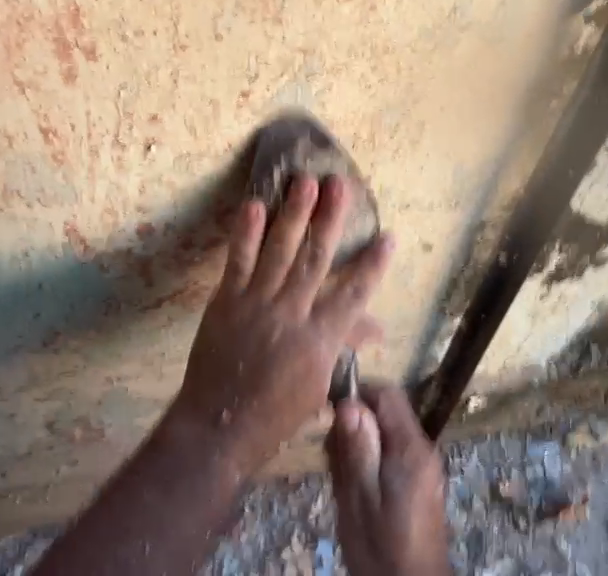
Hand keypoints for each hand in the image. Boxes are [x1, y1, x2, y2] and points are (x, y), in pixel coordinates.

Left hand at [168, 175, 392, 476]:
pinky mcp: (226, 301)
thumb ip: (344, 346)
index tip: (387, 235)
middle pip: (316, 258)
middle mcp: (292, 314)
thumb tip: (376, 326)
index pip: (354, 294)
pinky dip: (245, 233)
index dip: (372, 264)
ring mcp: (257, 304)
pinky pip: (238, 261)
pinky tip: (253, 205)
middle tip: (339, 183)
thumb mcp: (319, 384)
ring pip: (280, 251)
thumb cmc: (276, 412)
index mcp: (320, 340)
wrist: (220, 425)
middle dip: (329, 218)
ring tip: (304, 181)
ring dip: (293, 213)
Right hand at [327, 384, 450, 575]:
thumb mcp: (360, 498)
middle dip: (356, 422)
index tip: (331, 412)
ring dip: (361, 442)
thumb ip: (357, 448)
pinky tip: (356, 486)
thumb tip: (348, 401)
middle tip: (331, 451)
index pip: (388, 394)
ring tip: (341, 473)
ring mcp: (425, 466)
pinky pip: (394, 453)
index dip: (358, 394)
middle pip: (388, 412)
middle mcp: (424, 449)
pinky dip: (372, 459)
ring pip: (388, 433)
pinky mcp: (422, 482)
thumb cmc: (381, 547)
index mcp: (411, 448)